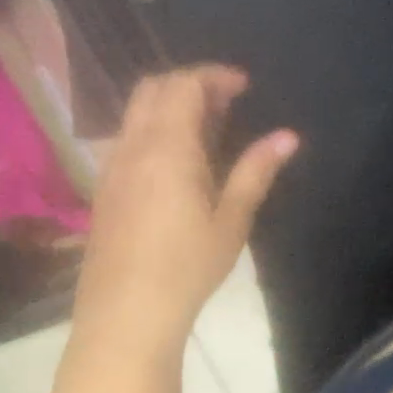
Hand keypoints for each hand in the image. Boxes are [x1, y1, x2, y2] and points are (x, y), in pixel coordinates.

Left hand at [73, 65, 297, 351]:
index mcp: (167, 150)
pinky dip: (154, 126)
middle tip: (228, 100)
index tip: (244, 85)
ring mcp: (112, 168)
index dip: (213, 76)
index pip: (182, 87)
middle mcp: (133, 149)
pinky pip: (127, 136)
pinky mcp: (105, 189)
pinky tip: (180, 157)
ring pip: (135, 112)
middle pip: (152, 89)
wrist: (124, 316)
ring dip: (170, 104)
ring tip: (209, 125)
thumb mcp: (232, 220)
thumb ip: (255, 171)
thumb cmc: (186, 268)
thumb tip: (288, 136)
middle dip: (190, 83)